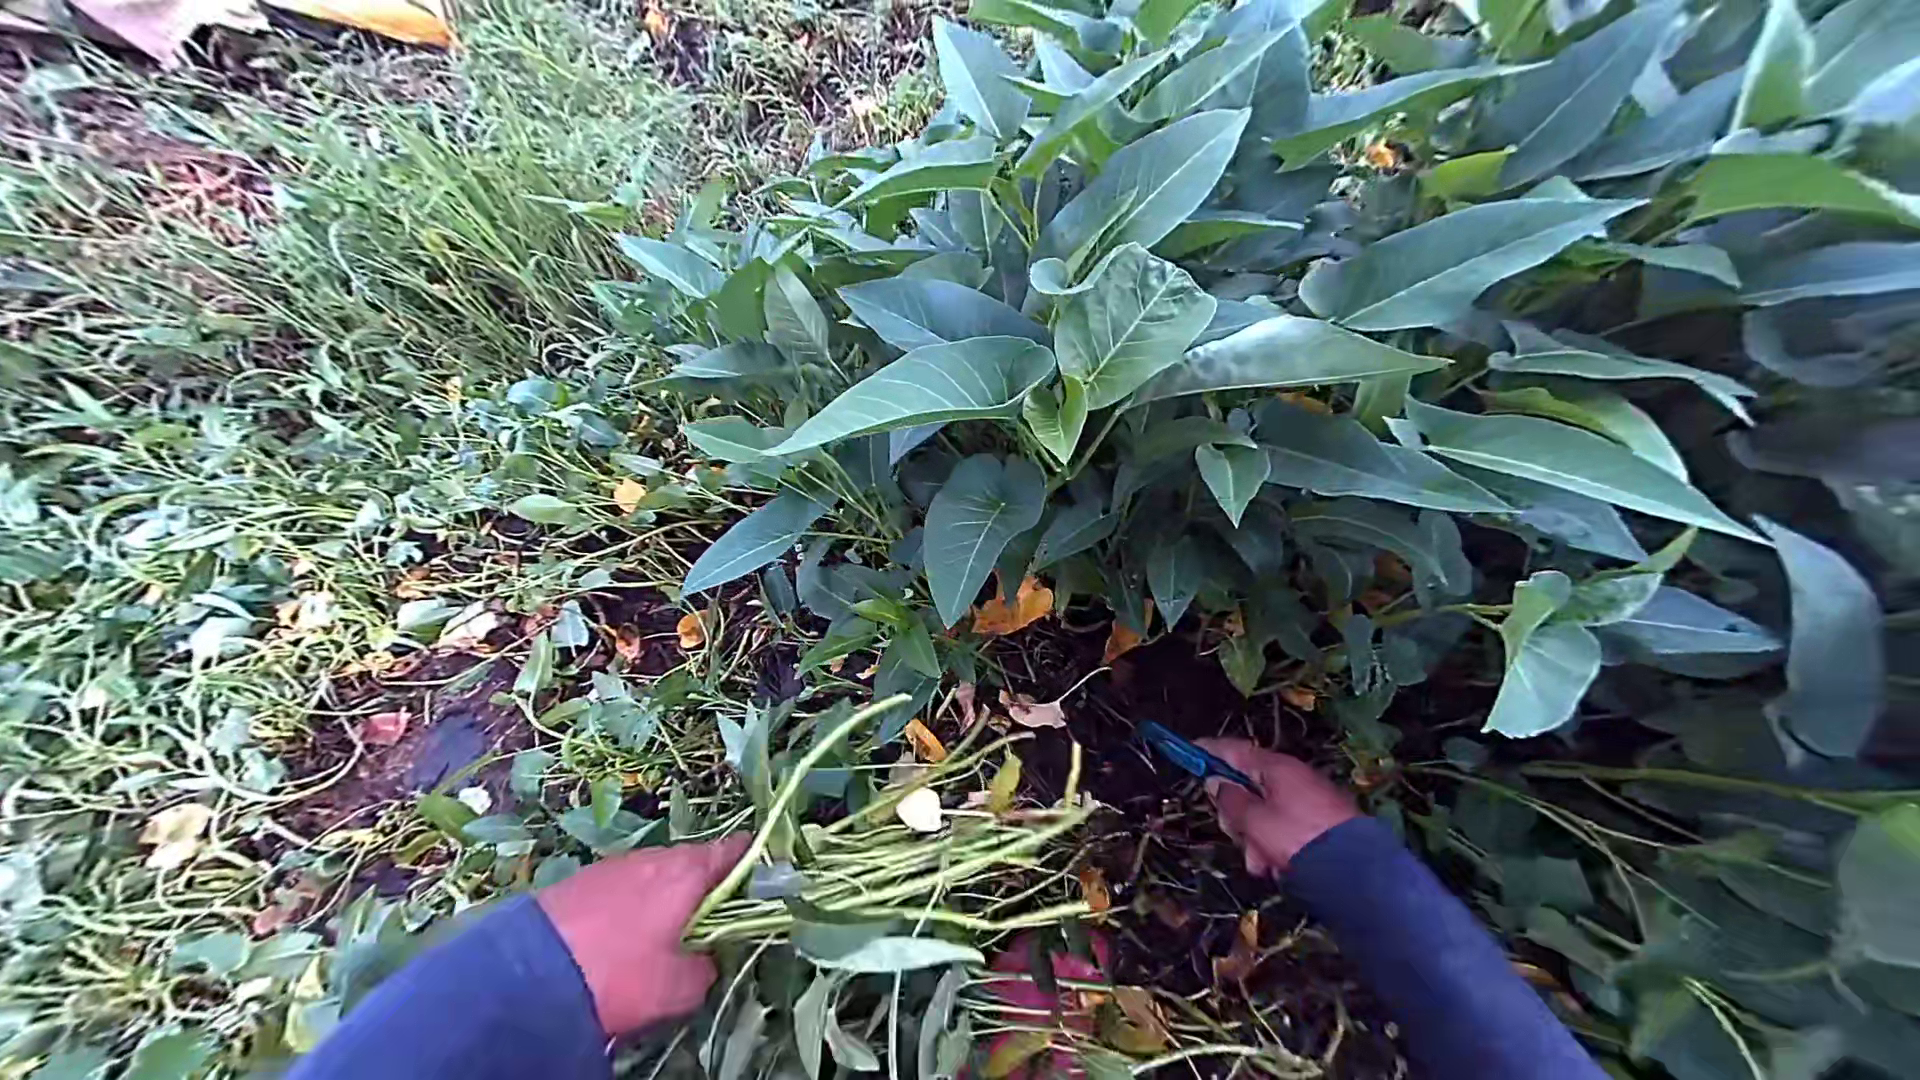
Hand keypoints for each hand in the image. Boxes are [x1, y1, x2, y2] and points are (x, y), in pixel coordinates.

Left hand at [536, 834, 748, 1035]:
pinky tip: (618, 938)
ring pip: (660, 874)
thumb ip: (705, 971)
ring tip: (658, 937)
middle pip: (697, 863)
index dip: (753, 865)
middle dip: (706, 890)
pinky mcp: (585, 878)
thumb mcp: (673, 989)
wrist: (518, 976)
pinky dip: (632, 904)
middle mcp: (658, 855)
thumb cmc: (615, 974)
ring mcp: (619, 863)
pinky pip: (626, 885)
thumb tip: (708, 961)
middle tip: (706, 926)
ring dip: (666, 898)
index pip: (736, 850)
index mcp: (689, 871)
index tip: (759, 887)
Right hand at [1195, 739, 1359, 876]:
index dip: (1208, 750)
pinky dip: (1273, 844)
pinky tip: (1275, 867)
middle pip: (1246, 785)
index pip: (1233, 749)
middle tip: (1233, 833)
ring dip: (1253, 836)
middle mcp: (1292, 778)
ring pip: (1262, 811)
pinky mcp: (1320, 824)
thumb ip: (1230, 799)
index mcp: (1275, 767)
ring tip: (1260, 863)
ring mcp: (1308, 800)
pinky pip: (1283, 827)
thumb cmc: (1299, 839)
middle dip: (1234, 813)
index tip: (1189, 751)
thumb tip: (1217, 782)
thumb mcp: (1255, 821)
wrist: (1361, 878)